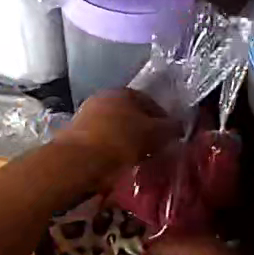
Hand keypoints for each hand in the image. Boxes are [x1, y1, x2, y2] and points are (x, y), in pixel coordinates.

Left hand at [55, 89, 176, 181]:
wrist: (80, 161)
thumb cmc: (122, 140)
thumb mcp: (156, 134)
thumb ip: (171, 128)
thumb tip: (178, 126)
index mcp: (123, 91)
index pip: (150, 102)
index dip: (163, 119)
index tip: (170, 136)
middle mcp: (102, 98)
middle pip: (131, 115)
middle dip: (144, 130)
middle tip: (155, 147)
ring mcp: (86, 116)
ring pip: (116, 128)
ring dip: (127, 141)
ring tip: (138, 158)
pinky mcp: (75, 136)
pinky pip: (103, 142)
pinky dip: (112, 150)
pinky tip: (119, 163)